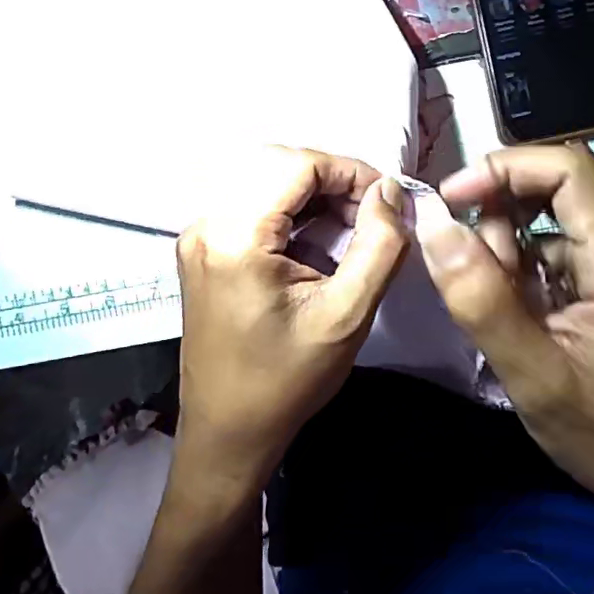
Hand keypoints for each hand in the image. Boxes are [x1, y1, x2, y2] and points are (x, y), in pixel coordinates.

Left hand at [174, 146, 407, 493]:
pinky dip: (297, 208)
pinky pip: (256, 202)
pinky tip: (323, 240)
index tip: (389, 200)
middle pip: (278, 163)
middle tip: (373, 214)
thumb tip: (392, 192)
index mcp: (234, 238)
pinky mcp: (208, 247)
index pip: (296, 164)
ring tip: (354, 228)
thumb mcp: (348, 315)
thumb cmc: (287, 380)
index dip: (350, 171)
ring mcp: (201, 234)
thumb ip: (379, 246)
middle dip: (335, 178)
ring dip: (317, 192)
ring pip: (267, 178)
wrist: (229, 431)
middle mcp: (207, 224)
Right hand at [417, 144, 593, 532]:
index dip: (506, 168)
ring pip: (554, 218)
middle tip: (474, 274)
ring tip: (501, 308)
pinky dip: (527, 267)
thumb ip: (482, 300)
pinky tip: (520, 314)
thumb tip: (435, 226)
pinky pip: (562, 247)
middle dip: (501, 214)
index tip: (453, 199)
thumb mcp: (534, 376)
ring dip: (510, 246)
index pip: (570, 168)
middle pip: (559, 187)